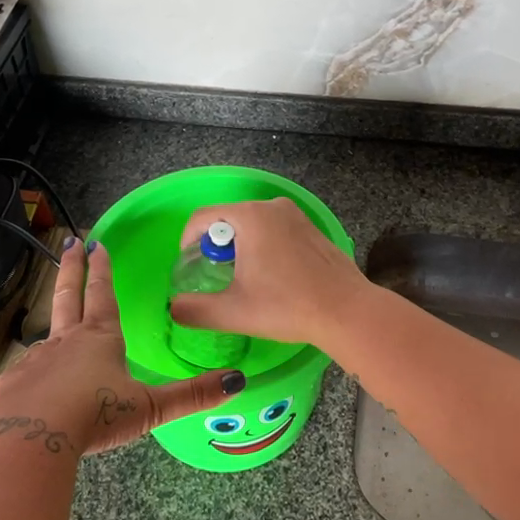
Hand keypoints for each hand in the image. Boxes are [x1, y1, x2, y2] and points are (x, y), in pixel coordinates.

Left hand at [0, 240, 243, 455]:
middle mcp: (66, 342)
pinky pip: (27, 371)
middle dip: (72, 268)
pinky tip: (35, 383)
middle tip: (70, 241)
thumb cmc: (95, 415)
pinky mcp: (13, 386)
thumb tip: (237, 380)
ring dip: (54, 319)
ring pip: (47, 334)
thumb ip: (192, 395)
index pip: (103, 295)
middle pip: (68, 296)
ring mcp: (35, 361)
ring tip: (57, 321)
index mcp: (101, 339)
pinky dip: (34, 370)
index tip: (97, 243)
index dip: (102, 269)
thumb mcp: (151, 407)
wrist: (30, 439)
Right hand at [168, 198, 367, 348]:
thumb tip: (173, 308)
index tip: (190, 268)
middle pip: (227, 219)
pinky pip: (274, 231)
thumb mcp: (233, 312)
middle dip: (215, 247)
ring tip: (244, 281)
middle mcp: (272, 207)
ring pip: (252, 225)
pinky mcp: (312, 229)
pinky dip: (264, 248)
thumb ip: (193, 309)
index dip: (187, 242)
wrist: (347, 312)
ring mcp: (296, 215)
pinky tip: (272, 279)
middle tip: (216, 278)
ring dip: (240, 249)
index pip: (202, 217)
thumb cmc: (287, 307)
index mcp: (250, 216)